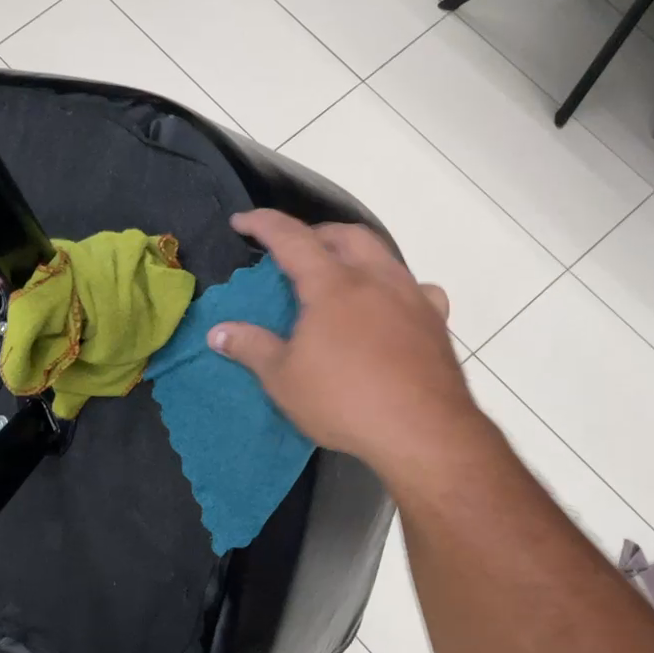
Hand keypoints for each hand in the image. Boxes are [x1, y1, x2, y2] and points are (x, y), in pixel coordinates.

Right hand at [208, 210, 479, 478]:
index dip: (263, 225)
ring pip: (383, 255)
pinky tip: (390, 305)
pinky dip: (395, 286)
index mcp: (333, 285)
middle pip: (345, 236)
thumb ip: (251, 348)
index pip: (292, 239)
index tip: (241, 221)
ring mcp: (411, 297)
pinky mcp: (435, 322)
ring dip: (354, 254)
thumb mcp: (283, 378)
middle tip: (292, 249)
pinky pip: (415, 288)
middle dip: (315, 234)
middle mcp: (376, 279)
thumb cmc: (343, 400)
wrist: (422, 431)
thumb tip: (218, 332)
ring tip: (337, 274)